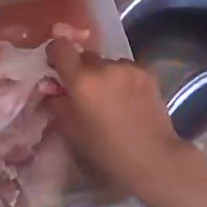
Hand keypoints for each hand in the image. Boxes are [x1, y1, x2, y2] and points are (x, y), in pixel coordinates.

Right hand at [46, 40, 191, 198]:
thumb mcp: (72, 133)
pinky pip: (127, 69)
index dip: (55, 55)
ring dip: (105, 75)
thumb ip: (57, 104)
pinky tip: (130, 100)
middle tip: (86, 94)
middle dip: (82, 71)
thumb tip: (51, 90)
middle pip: (85, 56)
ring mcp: (128, 68)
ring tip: (112, 100)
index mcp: (81, 80)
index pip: (60, 47)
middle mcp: (104, 66)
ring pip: (108, 63)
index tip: (56, 69)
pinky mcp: (148, 73)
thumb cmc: (107, 152)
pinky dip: (124, 79)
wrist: (154, 159)